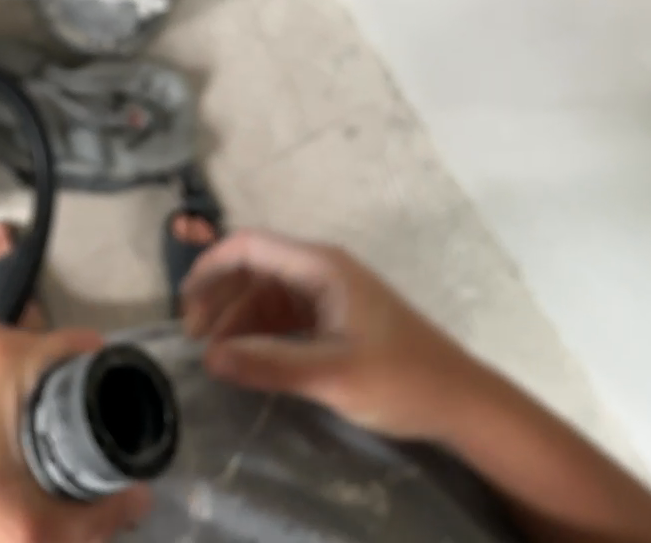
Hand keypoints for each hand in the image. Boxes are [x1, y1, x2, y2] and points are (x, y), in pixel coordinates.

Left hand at [0, 320, 150, 542]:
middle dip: (82, 403)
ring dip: (51, 408)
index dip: (115, 384)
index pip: (88, 347)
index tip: (127, 427)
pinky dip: (24, 407)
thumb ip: (96, 517)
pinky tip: (21, 456)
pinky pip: (9, 377)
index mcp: (7, 356)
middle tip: (90, 459)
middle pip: (63, 358)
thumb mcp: (27, 528)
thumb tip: (142, 497)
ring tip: (56, 464)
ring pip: (35, 369)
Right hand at [181, 229, 482, 438]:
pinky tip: (245, 358)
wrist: (465, 405)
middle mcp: (319, 270)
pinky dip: (258, 332)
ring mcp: (326, 293)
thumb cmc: (402, 380)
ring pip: (264, 294)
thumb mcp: (332, 375)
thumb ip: (269, 364)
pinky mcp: (333, 318)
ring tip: (215, 355)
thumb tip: (210, 359)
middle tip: (194, 337)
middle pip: (253, 268)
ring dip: (236, 319)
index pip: (250, 246)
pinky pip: (282, 316)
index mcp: (320, 266)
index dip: (210, 266)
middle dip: (219, 297)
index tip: (185, 302)